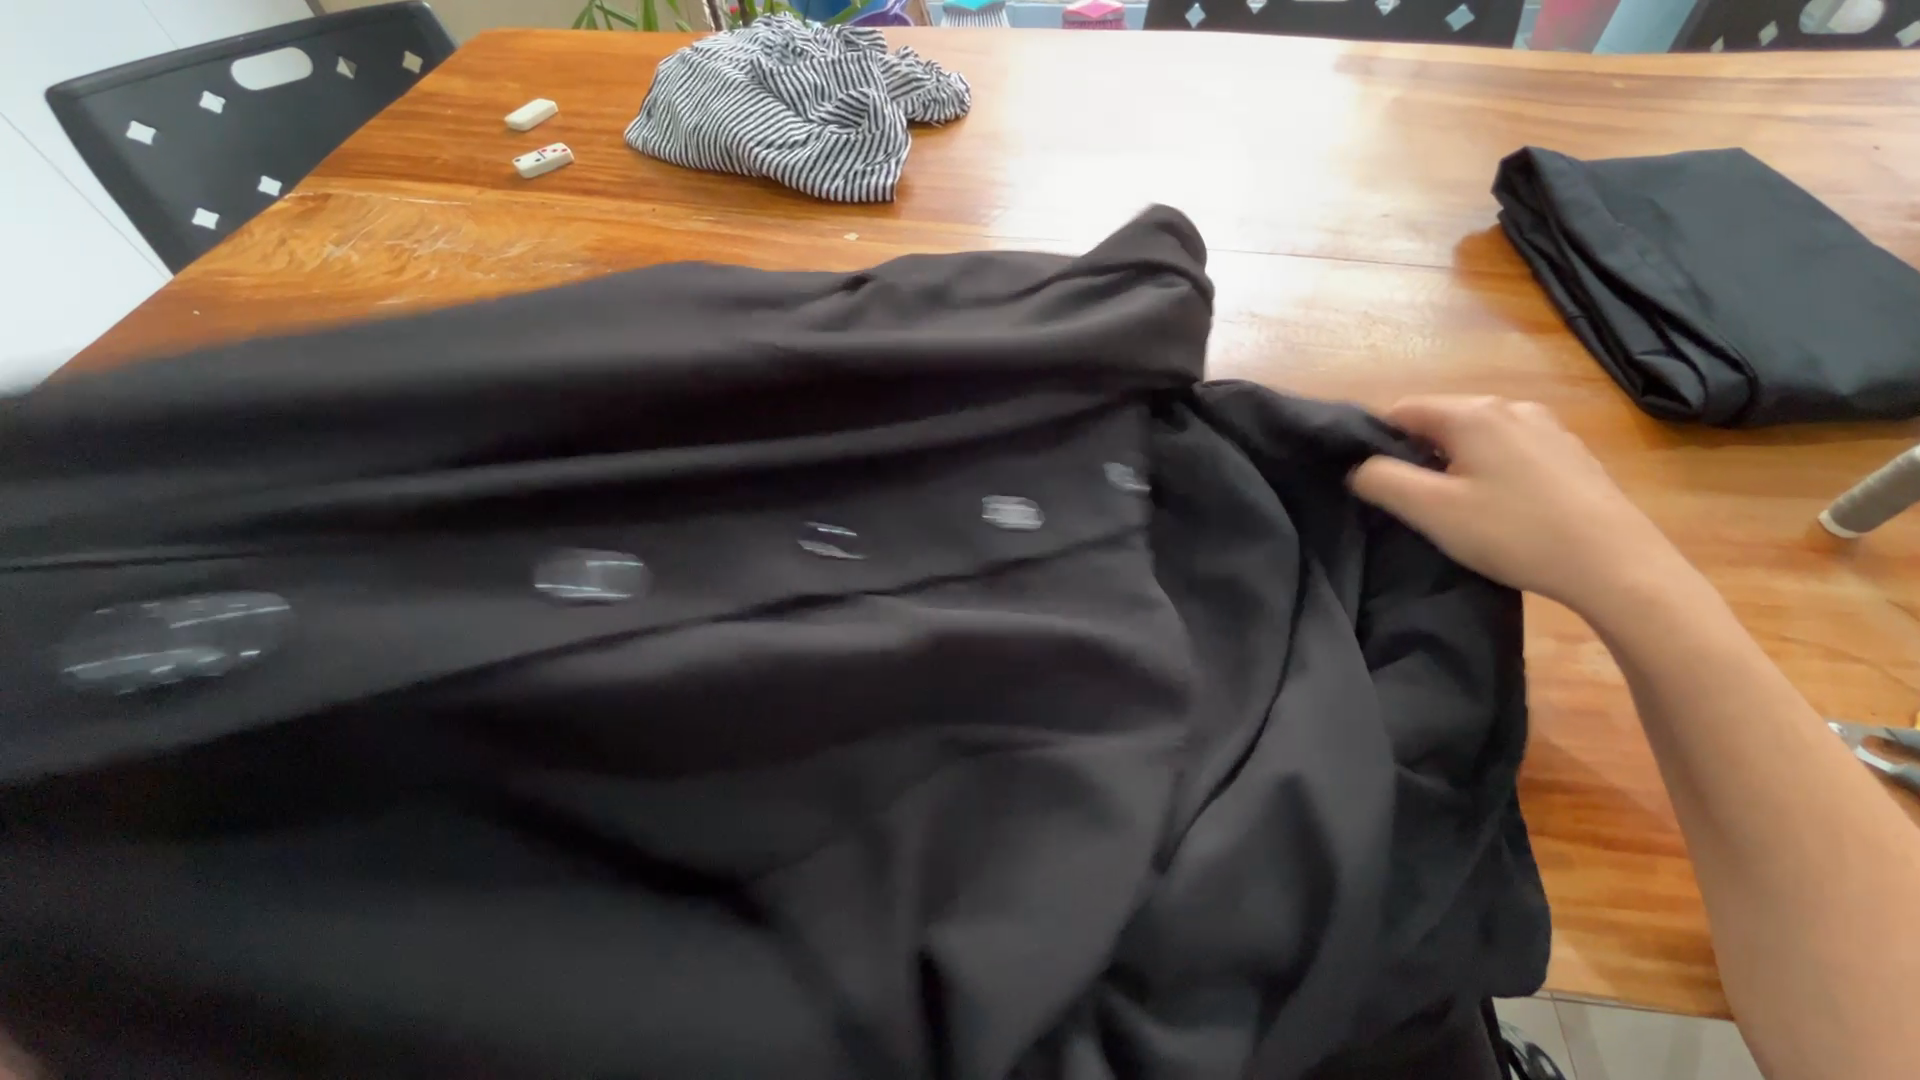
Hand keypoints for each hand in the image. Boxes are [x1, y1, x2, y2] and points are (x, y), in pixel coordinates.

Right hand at [1348, 395, 1683, 614]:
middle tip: (1416, 505)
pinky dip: (1492, 473)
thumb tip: (1358, 467)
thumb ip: (1381, 480)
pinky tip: (1502, 511)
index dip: (1377, 444)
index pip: (1400, 410)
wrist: (1616, 566)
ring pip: (1476, 438)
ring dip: (1455, 466)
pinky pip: (1510, 452)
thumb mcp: (1431, 511)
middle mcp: (1511, 407)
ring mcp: (1548, 428)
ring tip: (1458, 511)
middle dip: (1418, 456)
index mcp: (1473, 413)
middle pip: (1439, 422)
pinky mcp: (1571, 454)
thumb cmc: (1514, 532)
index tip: (1378, 484)